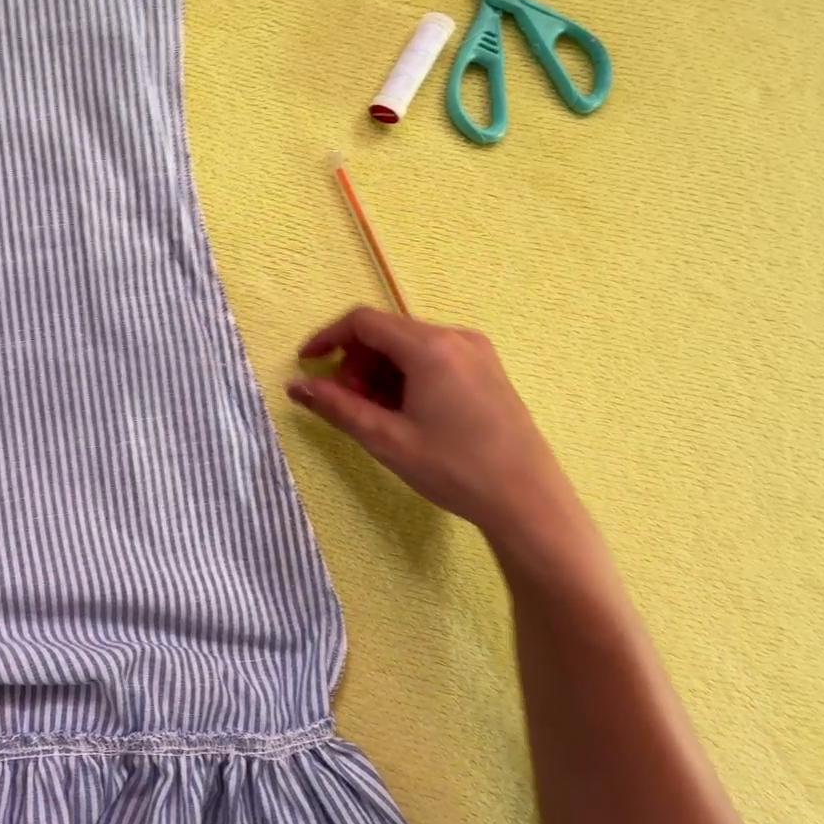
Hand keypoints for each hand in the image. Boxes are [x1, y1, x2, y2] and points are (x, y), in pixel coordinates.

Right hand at [286, 307, 589, 555]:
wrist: (529, 501)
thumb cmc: (454, 469)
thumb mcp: (385, 439)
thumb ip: (336, 406)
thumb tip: (295, 386)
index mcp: (430, 348)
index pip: (363, 322)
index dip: (328, 338)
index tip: (307, 364)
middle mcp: (455, 338)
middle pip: (386, 333)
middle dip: (356, 363)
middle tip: (349, 404)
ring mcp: (476, 352)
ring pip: (408, 346)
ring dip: (380, 372)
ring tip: (377, 415)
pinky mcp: (487, 370)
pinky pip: (432, 358)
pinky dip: (406, 377)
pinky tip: (406, 413)